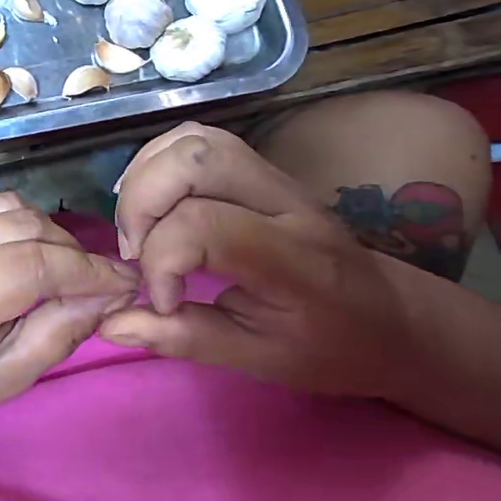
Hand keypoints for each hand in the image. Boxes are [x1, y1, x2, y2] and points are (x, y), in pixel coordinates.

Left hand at [0, 188, 138, 435]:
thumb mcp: (10, 377)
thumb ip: (60, 332)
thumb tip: (111, 293)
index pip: (29, 266)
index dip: (84, 271)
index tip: (125, 283)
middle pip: (22, 227)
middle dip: (71, 251)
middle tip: (96, 281)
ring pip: (7, 205)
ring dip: (46, 229)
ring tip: (60, 265)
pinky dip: (16, 213)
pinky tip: (25, 243)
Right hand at [100, 124, 427, 399]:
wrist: (391, 316)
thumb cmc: (329, 347)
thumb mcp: (261, 360)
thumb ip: (184, 338)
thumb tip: (109, 325)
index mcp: (292, 260)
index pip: (202, 226)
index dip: (161, 261)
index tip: (162, 301)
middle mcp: (284, 202)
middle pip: (195, 160)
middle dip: (142, 202)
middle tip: (135, 250)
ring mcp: (273, 175)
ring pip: (192, 140)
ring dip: (145, 176)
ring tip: (139, 225)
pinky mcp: (258, 165)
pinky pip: (197, 139)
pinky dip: (158, 161)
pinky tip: (151, 198)